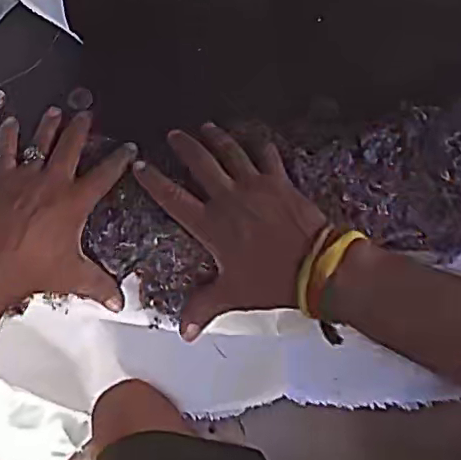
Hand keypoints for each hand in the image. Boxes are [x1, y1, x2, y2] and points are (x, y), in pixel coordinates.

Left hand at [0, 108, 136, 315]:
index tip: (127, 148)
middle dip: (81, 129)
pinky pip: (5, 151)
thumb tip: (117, 300)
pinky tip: (9, 122)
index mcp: (74, 202)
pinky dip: (7, 135)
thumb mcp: (72, 277)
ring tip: (56, 111)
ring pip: (40, 142)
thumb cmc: (29, 270)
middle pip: (71, 147)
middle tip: (87, 114)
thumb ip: (99, 286)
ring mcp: (24, 178)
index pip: (104, 174)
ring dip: (49, 125)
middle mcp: (51, 183)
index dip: (119, 159)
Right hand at [133, 124, 329, 338]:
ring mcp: (255, 186)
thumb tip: (184, 332)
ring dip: (216, 137)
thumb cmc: (272, 281)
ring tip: (205, 127)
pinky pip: (266, 155)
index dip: (153, 179)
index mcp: (210, 225)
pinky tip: (252, 136)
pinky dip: (257, 143)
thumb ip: (203, 308)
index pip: (172, 197)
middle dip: (184, 146)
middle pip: (200, 163)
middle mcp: (228, 199)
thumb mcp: (232, 295)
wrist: (319, 268)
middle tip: (174, 134)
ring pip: (230, 152)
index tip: (140, 165)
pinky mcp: (280, 182)